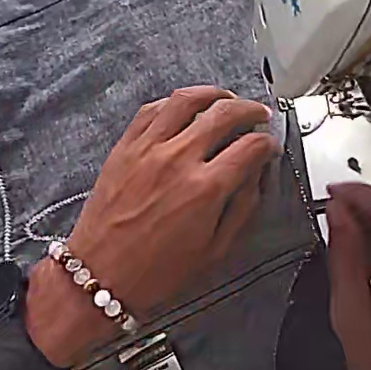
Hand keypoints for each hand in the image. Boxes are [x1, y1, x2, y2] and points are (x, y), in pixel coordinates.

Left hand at [26, 87, 279, 365]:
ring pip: (186, 100)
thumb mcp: (215, 250)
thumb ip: (243, 208)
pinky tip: (184, 108)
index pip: (251, 146)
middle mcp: (177, 160)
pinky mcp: (125, 147)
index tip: (269, 145)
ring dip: (213, 94)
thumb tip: (257, 176)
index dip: (268, 142)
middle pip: (224, 113)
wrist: (101, 275)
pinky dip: (173, 102)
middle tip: (256, 115)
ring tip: (225, 99)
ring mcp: (148, 149)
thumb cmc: (155, 271)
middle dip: (249, 109)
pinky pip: (151, 109)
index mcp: (205, 189)